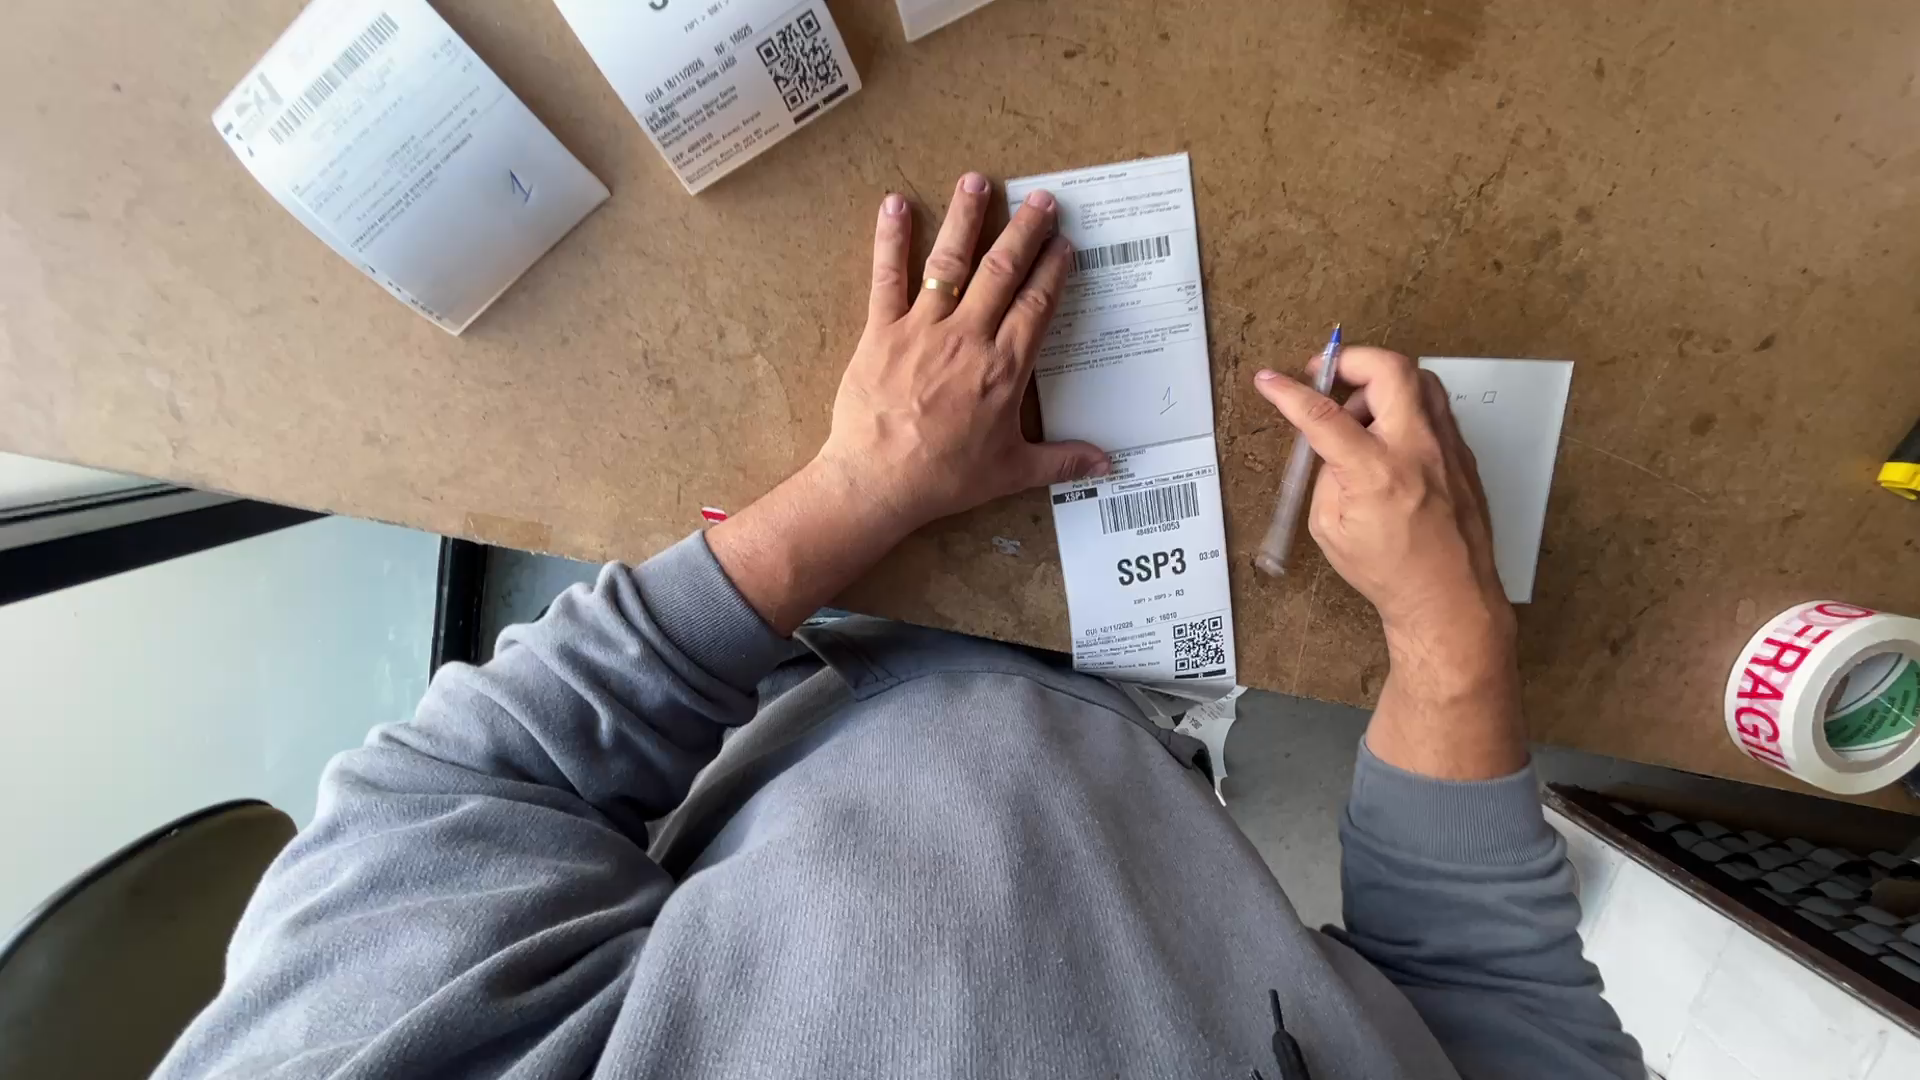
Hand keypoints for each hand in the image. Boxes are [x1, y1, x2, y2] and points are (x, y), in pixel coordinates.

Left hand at [815, 173, 1108, 534]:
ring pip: (950, 263)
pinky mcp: (881, 332)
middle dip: (1024, 231)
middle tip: (1041, 200)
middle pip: (1002, 272)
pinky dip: (891, 239)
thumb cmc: (946, 479)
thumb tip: (1107, 465)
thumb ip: (1061, 461)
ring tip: (977, 181)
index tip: (1063, 244)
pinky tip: (895, 204)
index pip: (1037, 305)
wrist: (879, 482)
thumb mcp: (1010, 472)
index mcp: (1005, 369)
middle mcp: (969, 338)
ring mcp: (923, 330)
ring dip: (966, 219)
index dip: (1052, 270)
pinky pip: (887, 277)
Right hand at [1254, 348, 1524, 778]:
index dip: (1288, 393)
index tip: (1268, 379)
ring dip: (1378, 382)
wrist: (1448, 596)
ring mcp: (1448, 447)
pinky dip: (1399, 406)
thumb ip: (1324, 476)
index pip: (1324, 415)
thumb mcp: (1329, 527)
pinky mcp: (1462, 453)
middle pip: (1390, 368)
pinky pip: (1431, 407)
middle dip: (1350, 360)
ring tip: (1354, 414)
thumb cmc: (1385, 570)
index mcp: (1377, 472)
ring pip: (1418, 379)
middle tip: (1323, 375)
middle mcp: (1418, 449)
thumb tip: (1327, 445)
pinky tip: (1381, 438)